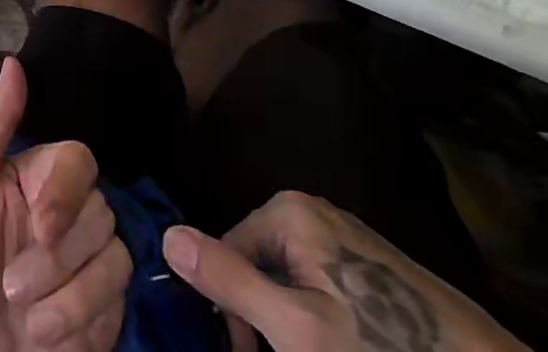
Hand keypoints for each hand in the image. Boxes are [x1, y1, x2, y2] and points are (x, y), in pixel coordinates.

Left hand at [0, 57, 133, 351]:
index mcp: (42, 176)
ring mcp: (95, 256)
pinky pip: (119, 299)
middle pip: (100, 213)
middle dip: (53, 261)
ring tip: (25, 316)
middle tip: (11, 285)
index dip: (66, 195)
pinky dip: (79, 322)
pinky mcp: (109, 301)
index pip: (80, 161)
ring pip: (115, 259)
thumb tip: (14, 61)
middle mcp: (74, 209)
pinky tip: (44, 331)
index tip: (41, 226)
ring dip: (64, 299)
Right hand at [162, 191, 528, 351]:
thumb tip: (166, 234)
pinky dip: (319, 323)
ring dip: (288, 325)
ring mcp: (345, 236)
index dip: (231, 311)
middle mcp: (313, 210)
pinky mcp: (369, 265)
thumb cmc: (382, 350)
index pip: (226, 252)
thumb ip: (228, 279)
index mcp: (290, 211)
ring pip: (287, 280)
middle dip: (260, 318)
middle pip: (256, 263)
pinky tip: (341, 348)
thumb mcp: (294, 327)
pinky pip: (320, 287)